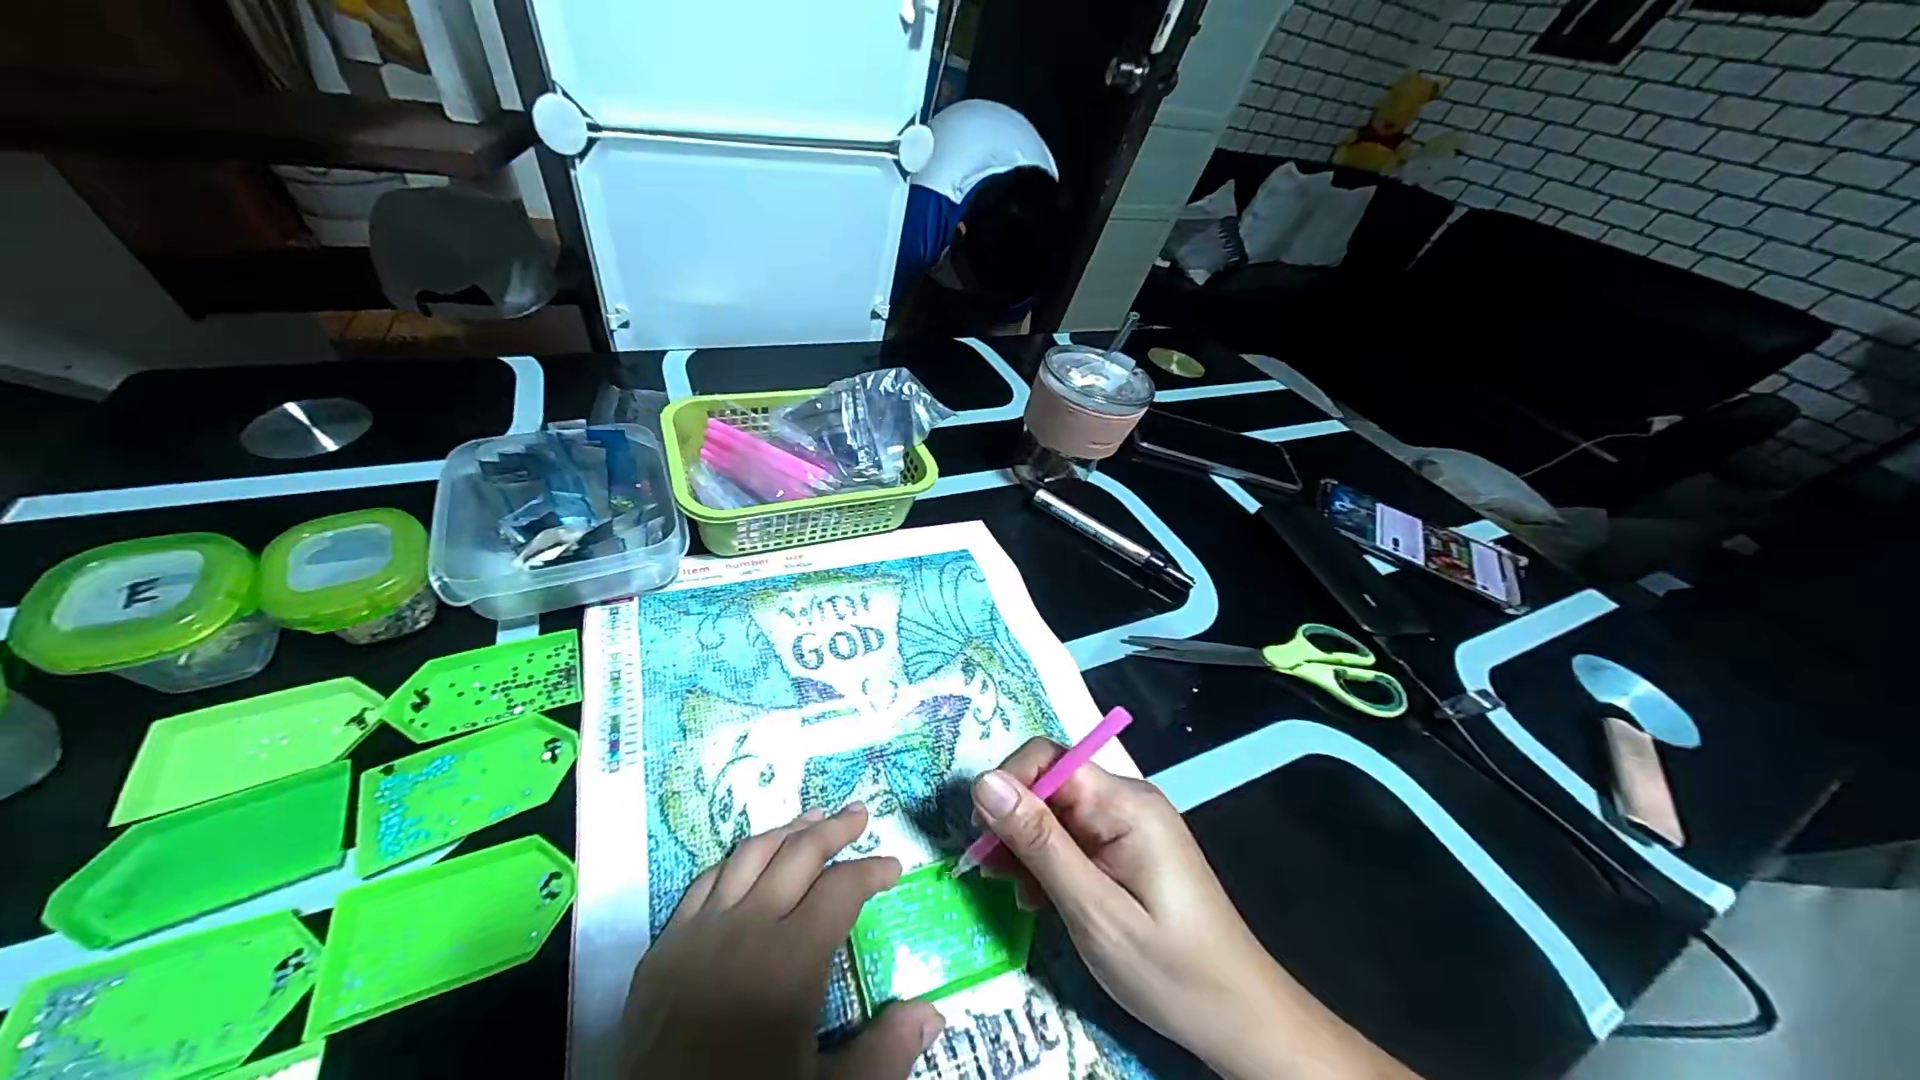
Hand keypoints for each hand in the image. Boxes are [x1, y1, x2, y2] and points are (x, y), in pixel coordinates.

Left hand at [623, 804, 945, 1079]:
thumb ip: (883, 1054)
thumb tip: (933, 1014)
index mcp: (790, 961)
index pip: (842, 890)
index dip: (873, 871)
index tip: (893, 867)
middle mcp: (745, 929)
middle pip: (798, 855)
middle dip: (835, 830)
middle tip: (859, 814)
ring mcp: (699, 933)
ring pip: (750, 856)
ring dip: (787, 831)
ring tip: (812, 817)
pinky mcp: (665, 947)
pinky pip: (704, 881)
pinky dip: (736, 860)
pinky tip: (749, 859)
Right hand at [972, 739, 1418, 1079]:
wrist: (1240, 1016)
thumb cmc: (1169, 968)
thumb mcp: (1093, 910)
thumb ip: (1039, 842)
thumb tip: (984, 781)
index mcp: (1124, 802)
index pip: (1049, 758)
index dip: (1008, 787)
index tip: (984, 839)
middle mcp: (1127, 798)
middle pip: (1051, 784)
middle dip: (1014, 823)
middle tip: (995, 876)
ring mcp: (1130, 822)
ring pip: (1058, 811)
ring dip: (1029, 847)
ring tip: (1021, 895)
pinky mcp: (1129, 846)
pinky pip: (1076, 835)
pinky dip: (1051, 861)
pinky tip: (1044, 897)